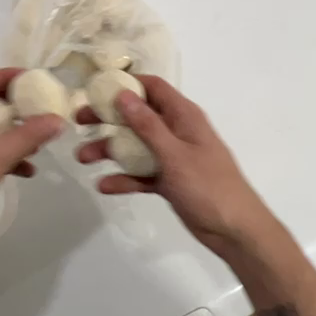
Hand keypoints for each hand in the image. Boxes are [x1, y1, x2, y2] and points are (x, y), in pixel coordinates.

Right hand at [76, 75, 278, 255]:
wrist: (236, 232)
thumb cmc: (209, 186)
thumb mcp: (175, 154)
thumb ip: (148, 125)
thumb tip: (123, 94)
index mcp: (183, 116)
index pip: (152, 87)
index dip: (126, 83)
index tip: (97, 88)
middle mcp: (175, 131)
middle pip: (137, 116)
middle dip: (108, 118)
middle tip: (79, 121)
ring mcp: (171, 156)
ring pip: (135, 145)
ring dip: (110, 149)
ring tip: (82, 158)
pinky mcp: (168, 180)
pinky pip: (141, 173)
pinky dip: (124, 177)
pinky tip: (104, 185)